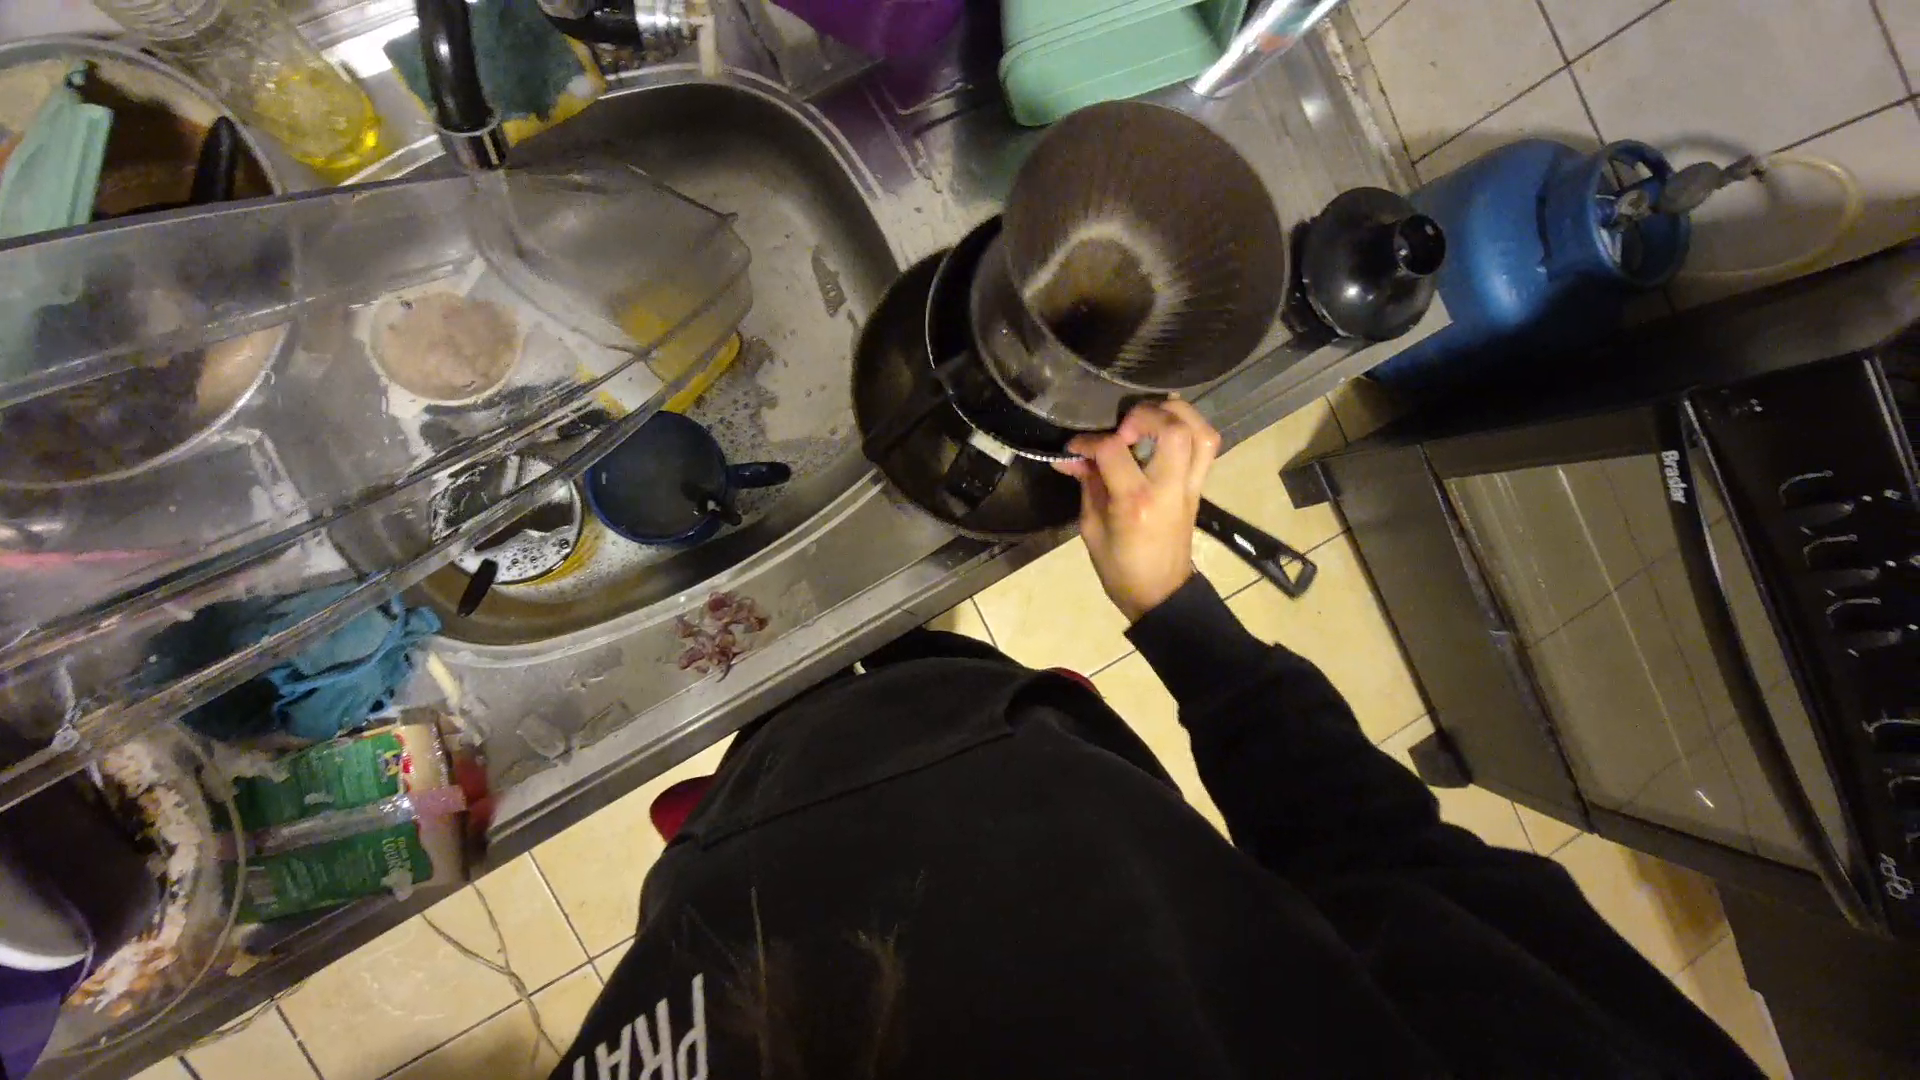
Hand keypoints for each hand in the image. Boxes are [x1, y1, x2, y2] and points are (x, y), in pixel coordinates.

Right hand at [1052, 399, 1220, 622]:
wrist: (1160, 593)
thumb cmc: (1119, 568)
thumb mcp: (1091, 528)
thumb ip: (1088, 485)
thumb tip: (1073, 457)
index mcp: (1136, 502)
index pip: (1114, 450)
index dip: (1089, 442)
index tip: (1075, 447)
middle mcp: (1168, 488)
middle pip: (1174, 429)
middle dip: (1145, 413)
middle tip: (1123, 426)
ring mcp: (1189, 487)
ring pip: (1201, 433)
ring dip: (1176, 413)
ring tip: (1150, 416)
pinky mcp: (1198, 487)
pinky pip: (1206, 447)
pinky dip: (1189, 428)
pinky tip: (1165, 429)